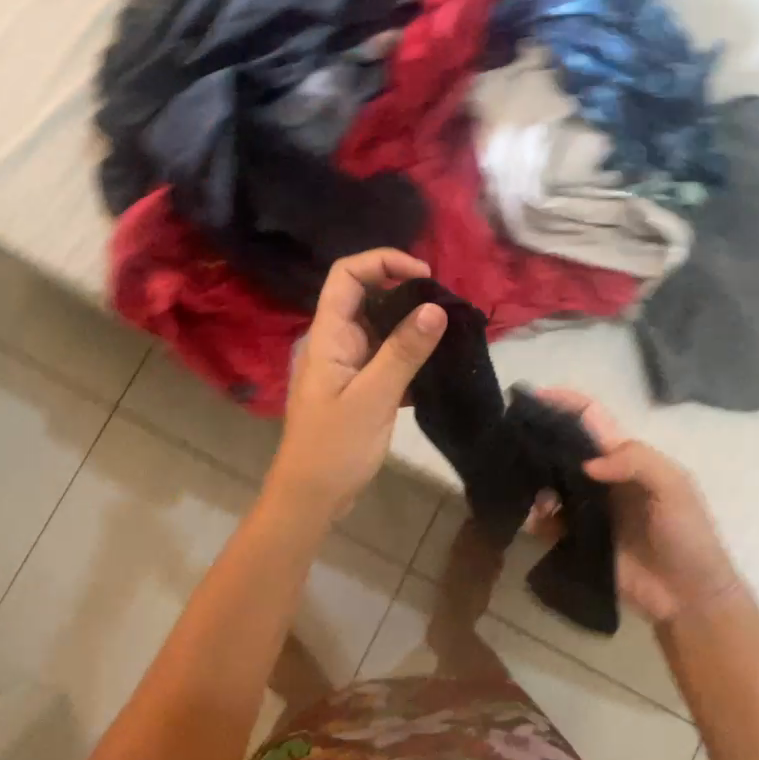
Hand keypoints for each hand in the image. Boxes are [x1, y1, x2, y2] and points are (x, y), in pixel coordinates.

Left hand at [266, 250, 446, 517]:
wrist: (310, 497)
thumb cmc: (334, 447)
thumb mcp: (373, 397)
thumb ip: (403, 351)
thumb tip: (435, 308)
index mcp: (328, 336)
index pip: (347, 275)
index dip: (383, 262)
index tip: (425, 276)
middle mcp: (334, 342)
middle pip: (366, 296)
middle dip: (405, 292)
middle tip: (445, 306)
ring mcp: (345, 366)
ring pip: (379, 328)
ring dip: (410, 325)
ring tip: (448, 333)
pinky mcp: (357, 388)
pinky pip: (384, 357)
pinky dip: (408, 355)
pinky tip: (436, 366)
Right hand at [533, 389, 740, 624]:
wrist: (689, 598)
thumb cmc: (689, 536)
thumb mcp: (675, 487)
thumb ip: (636, 461)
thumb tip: (586, 463)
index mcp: (625, 458)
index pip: (590, 418)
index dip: (564, 403)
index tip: (532, 397)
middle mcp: (601, 479)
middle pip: (562, 449)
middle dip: (539, 446)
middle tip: (516, 451)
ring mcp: (588, 510)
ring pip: (548, 486)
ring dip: (536, 488)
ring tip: (543, 504)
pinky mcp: (578, 540)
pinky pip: (547, 524)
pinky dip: (538, 521)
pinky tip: (541, 526)